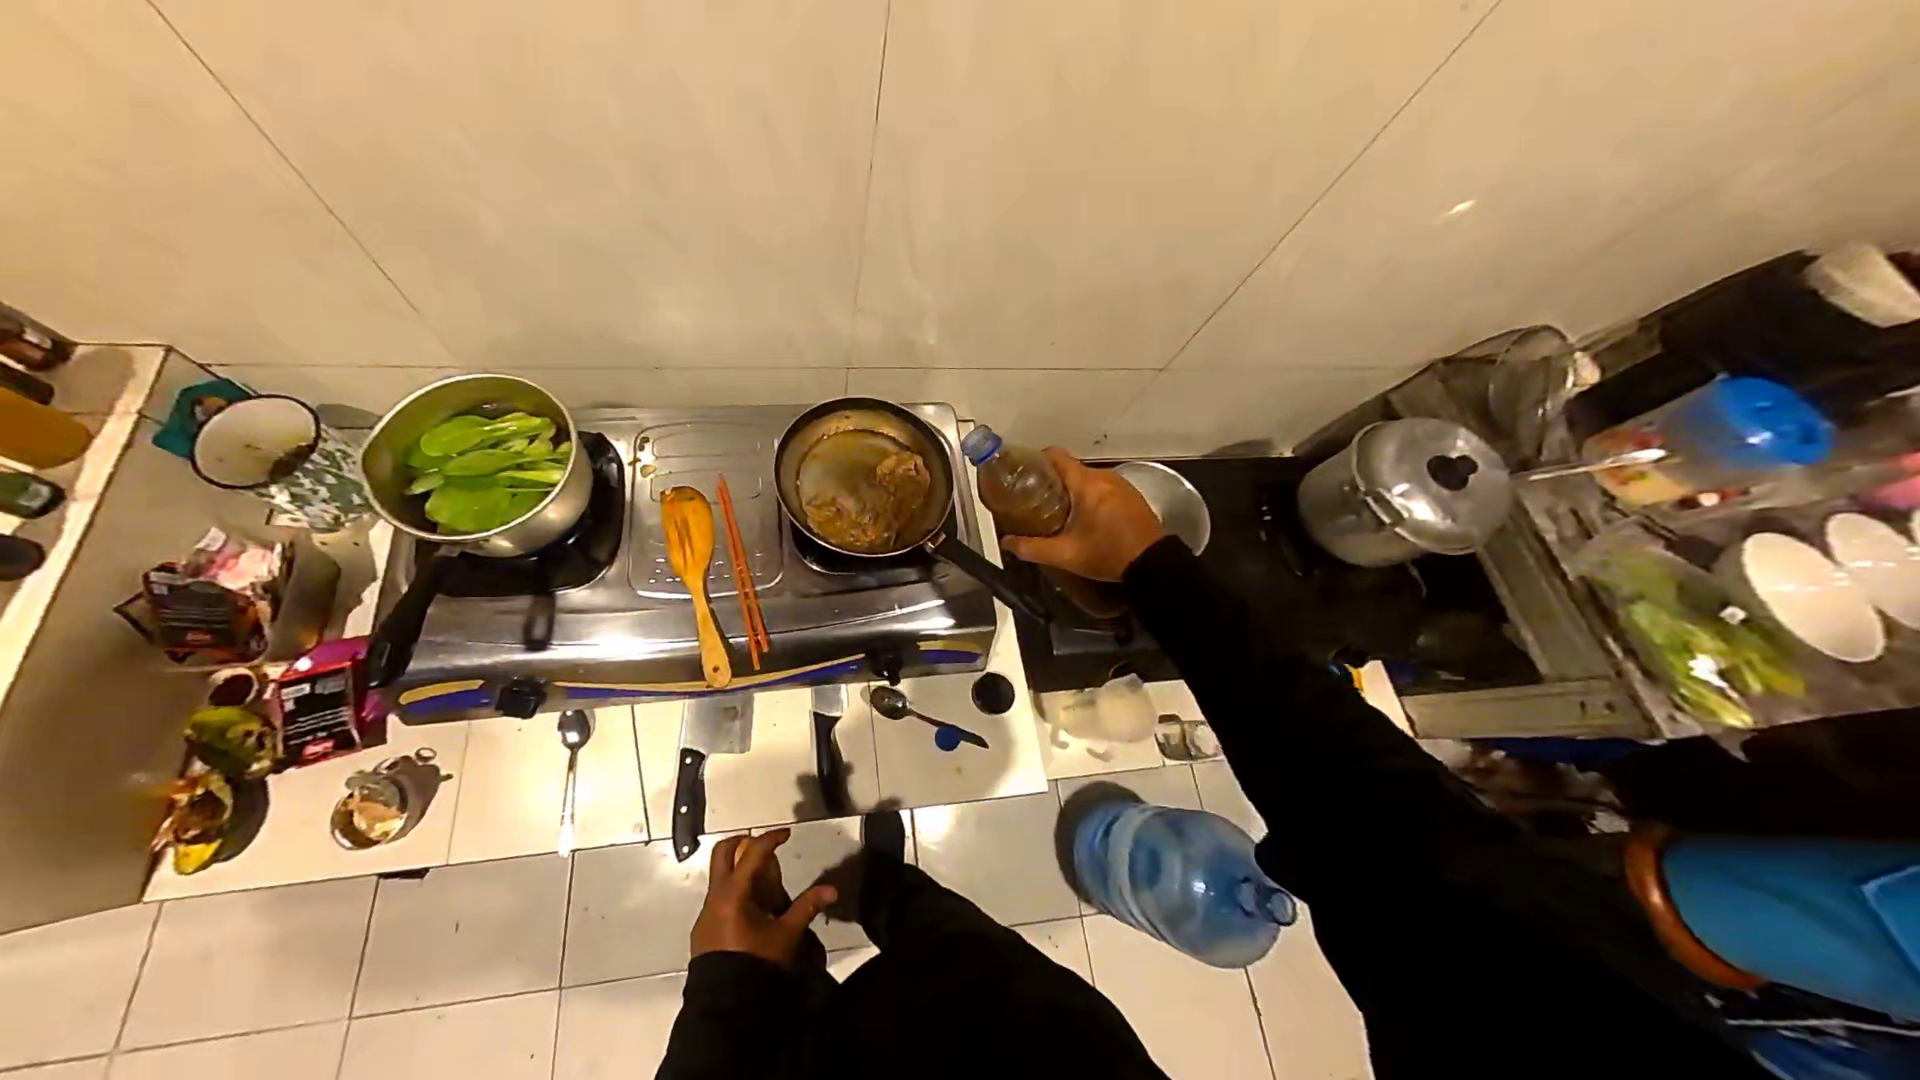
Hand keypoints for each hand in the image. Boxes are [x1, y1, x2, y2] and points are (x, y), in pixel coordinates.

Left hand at [689, 829, 836, 967]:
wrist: (723, 1007)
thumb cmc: (756, 963)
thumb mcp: (787, 935)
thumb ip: (807, 907)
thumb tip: (832, 889)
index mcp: (733, 894)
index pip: (751, 853)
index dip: (770, 839)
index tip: (786, 834)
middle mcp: (715, 897)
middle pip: (722, 853)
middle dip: (743, 842)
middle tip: (765, 846)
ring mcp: (705, 914)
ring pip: (719, 875)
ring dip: (739, 867)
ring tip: (764, 880)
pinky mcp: (702, 929)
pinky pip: (717, 896)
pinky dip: (734, 889)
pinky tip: (752, 907)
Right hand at [1000, 448, 1164, 581]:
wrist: (1153, 565)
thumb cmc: (1108, 555)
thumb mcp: (1066, 555)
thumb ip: (1032, 548)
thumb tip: (1006, 542)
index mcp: (1086, 484)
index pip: (1055, 455)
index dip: (1036, 461)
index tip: (1023, 475)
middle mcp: (1104, 476)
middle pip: (1069, 468)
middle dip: (1050, 481)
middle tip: (1034, 501)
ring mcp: (1120, 483)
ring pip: (1086, 478)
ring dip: (1070, 490)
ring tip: (1055, 511)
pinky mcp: (1131, 494)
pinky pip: (1102, 487)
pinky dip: (1088, 496)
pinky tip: (1083, 517)